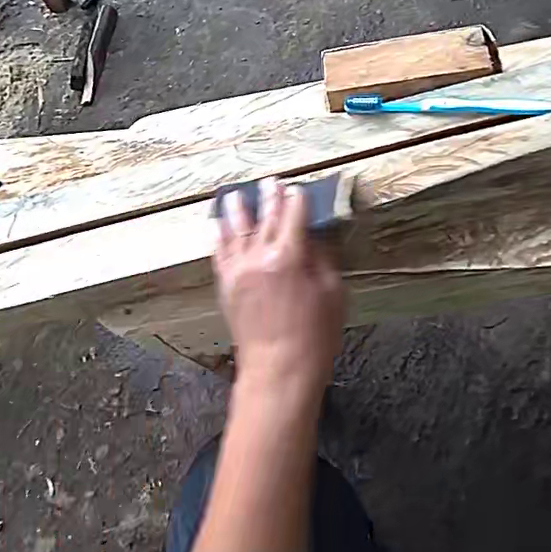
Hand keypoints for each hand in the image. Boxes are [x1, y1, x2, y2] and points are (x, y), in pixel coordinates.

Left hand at [213, 177, 345, 393]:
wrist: (279, 369)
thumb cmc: (316, 333)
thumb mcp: (333, 291)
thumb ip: (323, 258)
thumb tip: (315, 237)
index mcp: (290, 256)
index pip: (295, 216)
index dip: (299, 200)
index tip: (301, 188)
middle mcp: (259, 258)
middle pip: (266, 219)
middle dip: (270, 198)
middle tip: (272, 182)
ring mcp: (238, 272)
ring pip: (236, 232)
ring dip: (238, 211)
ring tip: (237, 195)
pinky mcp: (227, 287)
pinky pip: (220, 254)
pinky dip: (219, 237)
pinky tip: (217, 226)